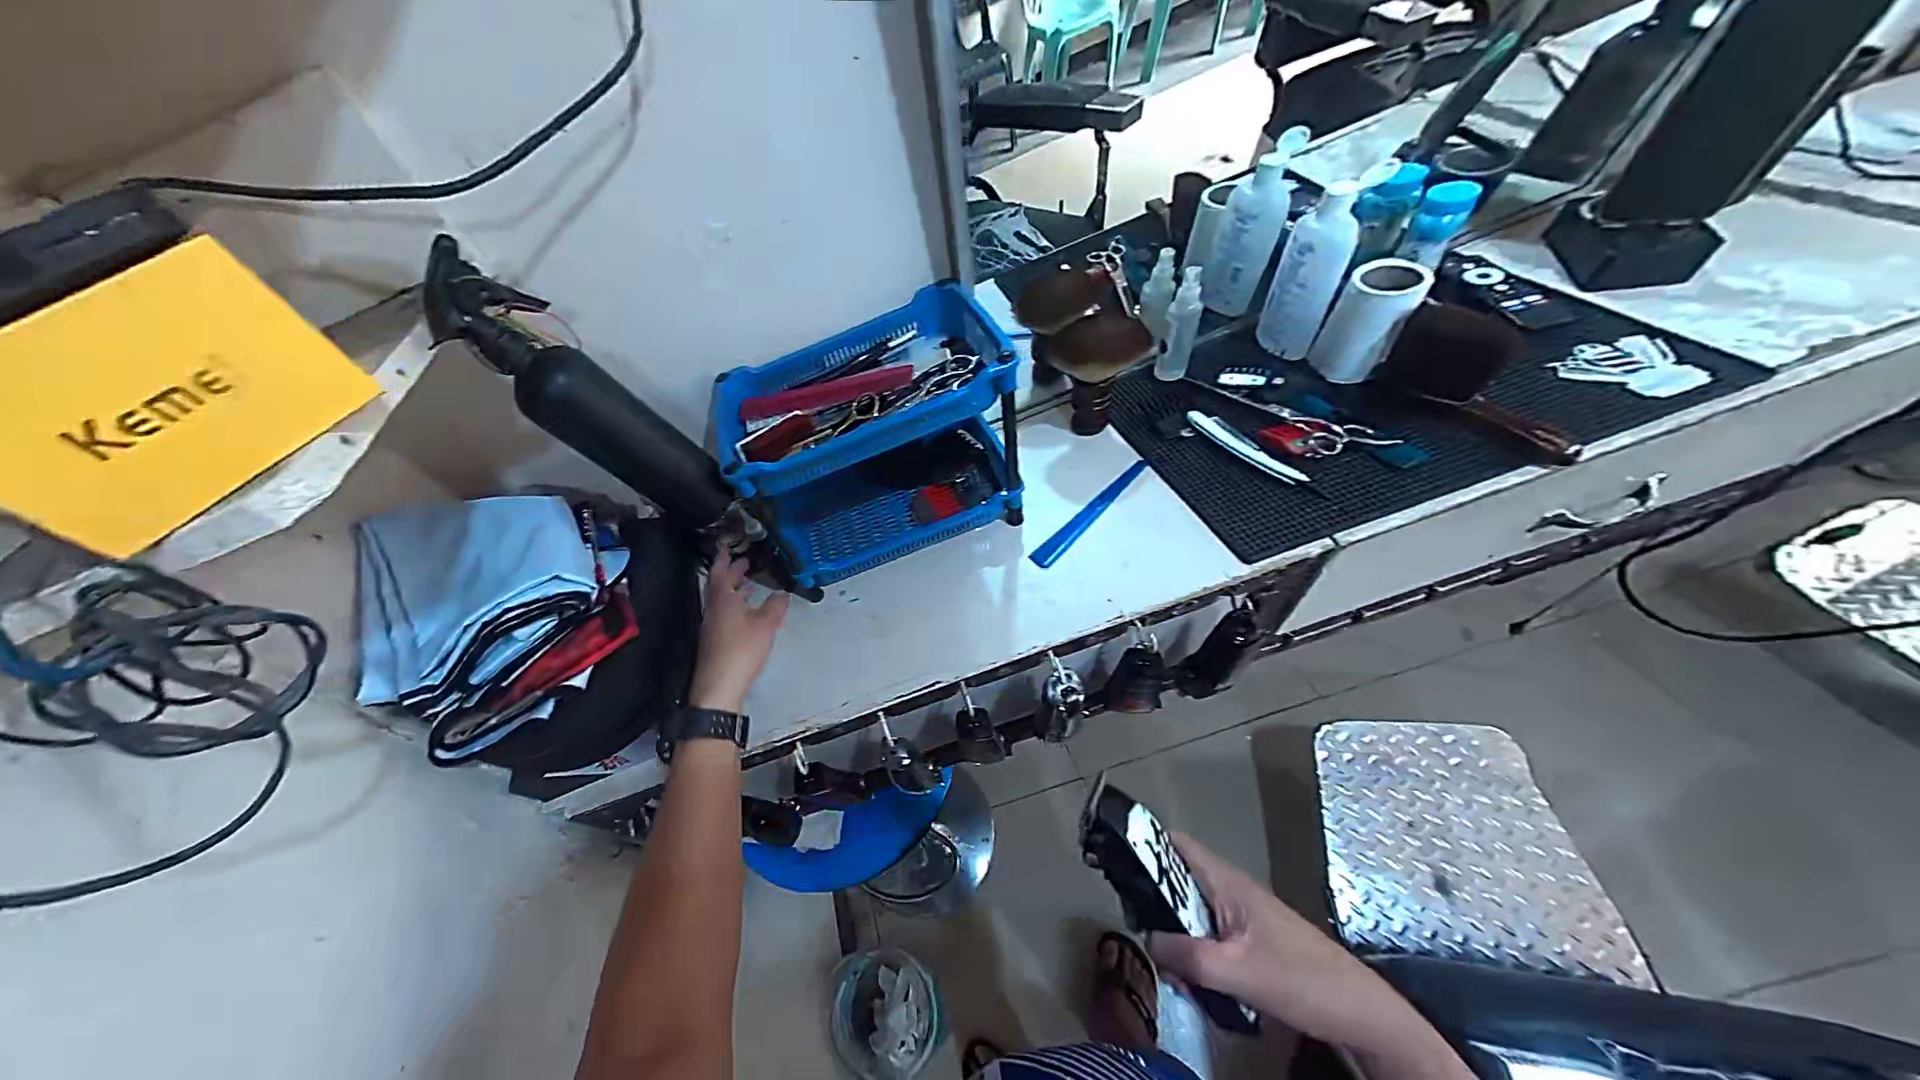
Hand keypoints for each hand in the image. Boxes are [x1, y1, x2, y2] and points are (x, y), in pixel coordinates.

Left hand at [688, 552, 788, 713]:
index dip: (724, 559)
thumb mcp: (765, 625)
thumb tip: (782, 593)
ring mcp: (711, 627)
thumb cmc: (741, 650)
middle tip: (744, 564)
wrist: (719, 687)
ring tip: (749, 586)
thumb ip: (775, 606)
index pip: (720, 572)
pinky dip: (735, 606)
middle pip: (718, 586)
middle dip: (731, 573)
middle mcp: (713, 610)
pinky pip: (724, 615)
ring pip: (721, 601)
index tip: (728, 547)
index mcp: (723, 600)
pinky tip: (746, 614)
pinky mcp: (714, 642)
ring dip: (734, 590)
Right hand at [1147, 831, 1426, 1052]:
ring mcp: (1240, 917)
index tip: (1116, 860)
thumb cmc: (1303, 981)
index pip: (1176, 843)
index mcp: (1227, 882)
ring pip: (1189, 914)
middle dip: (1154, 904)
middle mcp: (1230, 891)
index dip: (1145, 842)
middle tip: (1140, 931)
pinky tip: (1195, 983)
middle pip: (1176, 881)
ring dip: (1174, 937)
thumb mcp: (1239, 972)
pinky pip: (1205, 937)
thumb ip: (1188, 956)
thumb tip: (1148, 941)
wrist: (1362, 1015)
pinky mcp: (1248, 942)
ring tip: (1171, 969)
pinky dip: (1193, 954)